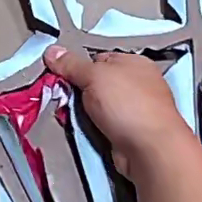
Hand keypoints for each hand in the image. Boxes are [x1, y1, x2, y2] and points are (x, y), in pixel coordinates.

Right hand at [45, 46, 194, 172]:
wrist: (149, 150)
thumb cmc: (128, 104)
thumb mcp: (94, 75)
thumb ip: (71, 64)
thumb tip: (52, 51)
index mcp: (133, 63)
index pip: (97, 59)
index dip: (77, 66)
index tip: (60, 74)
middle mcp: (135, 85)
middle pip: (95, 83)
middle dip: (76, 91)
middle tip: (61, 96)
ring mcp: (131, 110)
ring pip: (95, 106)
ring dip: (80, 112)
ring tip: (68, 115)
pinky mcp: (126, 133)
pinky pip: (100, 125)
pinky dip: (89, 127)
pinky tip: (81, 129)